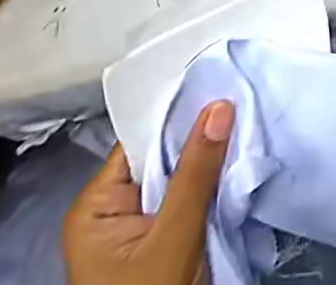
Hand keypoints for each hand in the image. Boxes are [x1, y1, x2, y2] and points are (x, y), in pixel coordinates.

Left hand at [63, 101, 234, 284]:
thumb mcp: (174, 238)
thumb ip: (196, 172)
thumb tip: (219, 104)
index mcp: (95, 207)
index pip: (138, 143)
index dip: (177, 116)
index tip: (217, 90)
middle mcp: (109, 213)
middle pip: (158, 159)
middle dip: (196, 141)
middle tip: (237, 108)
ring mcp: (134, 232)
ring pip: (175, 180)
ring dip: (206, 165)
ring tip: (241, 129)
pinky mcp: (159, 246)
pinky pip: (184, 203)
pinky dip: (208, 190)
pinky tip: (233, 168)